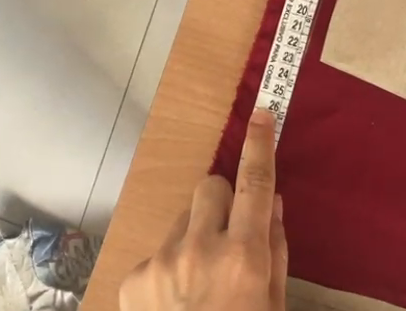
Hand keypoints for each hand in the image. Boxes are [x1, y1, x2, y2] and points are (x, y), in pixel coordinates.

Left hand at [119, 110, 287, 310]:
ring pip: (183, 219)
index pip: (255, 184)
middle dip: (222, 202)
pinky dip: (169, 267)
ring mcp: (161, 261)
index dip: (260, 145)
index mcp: (243, 259)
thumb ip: (272, 250)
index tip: (261, 114)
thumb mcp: (272, 306)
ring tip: (198, 285)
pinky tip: (173, 304)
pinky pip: (158, 251)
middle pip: (211, 187)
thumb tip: (271, 201)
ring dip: (194, 237)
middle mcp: (200, 250)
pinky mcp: (132, 277)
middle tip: (228, 237)